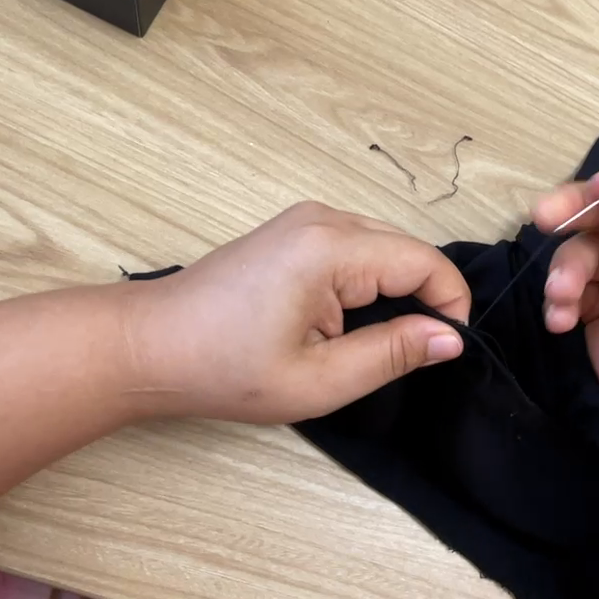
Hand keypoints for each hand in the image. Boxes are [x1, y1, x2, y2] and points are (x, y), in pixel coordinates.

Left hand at [120, 202, 468, 422]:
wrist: (148, 346)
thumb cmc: (224, 369)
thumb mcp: (320, 379)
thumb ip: (392, 354)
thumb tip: (451, 338)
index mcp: (331, 249)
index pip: (425, 262)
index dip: (450, 304)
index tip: (443, 349)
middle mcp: (324, 219)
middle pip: (409, 250)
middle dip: (425, 298)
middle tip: (410, 352)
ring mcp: (307, 220)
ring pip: (386, 247)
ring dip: (398, 291)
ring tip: (375, 339)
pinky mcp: (296, 231)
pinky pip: (360, 247)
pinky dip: (372, 281)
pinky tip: (349, 319)